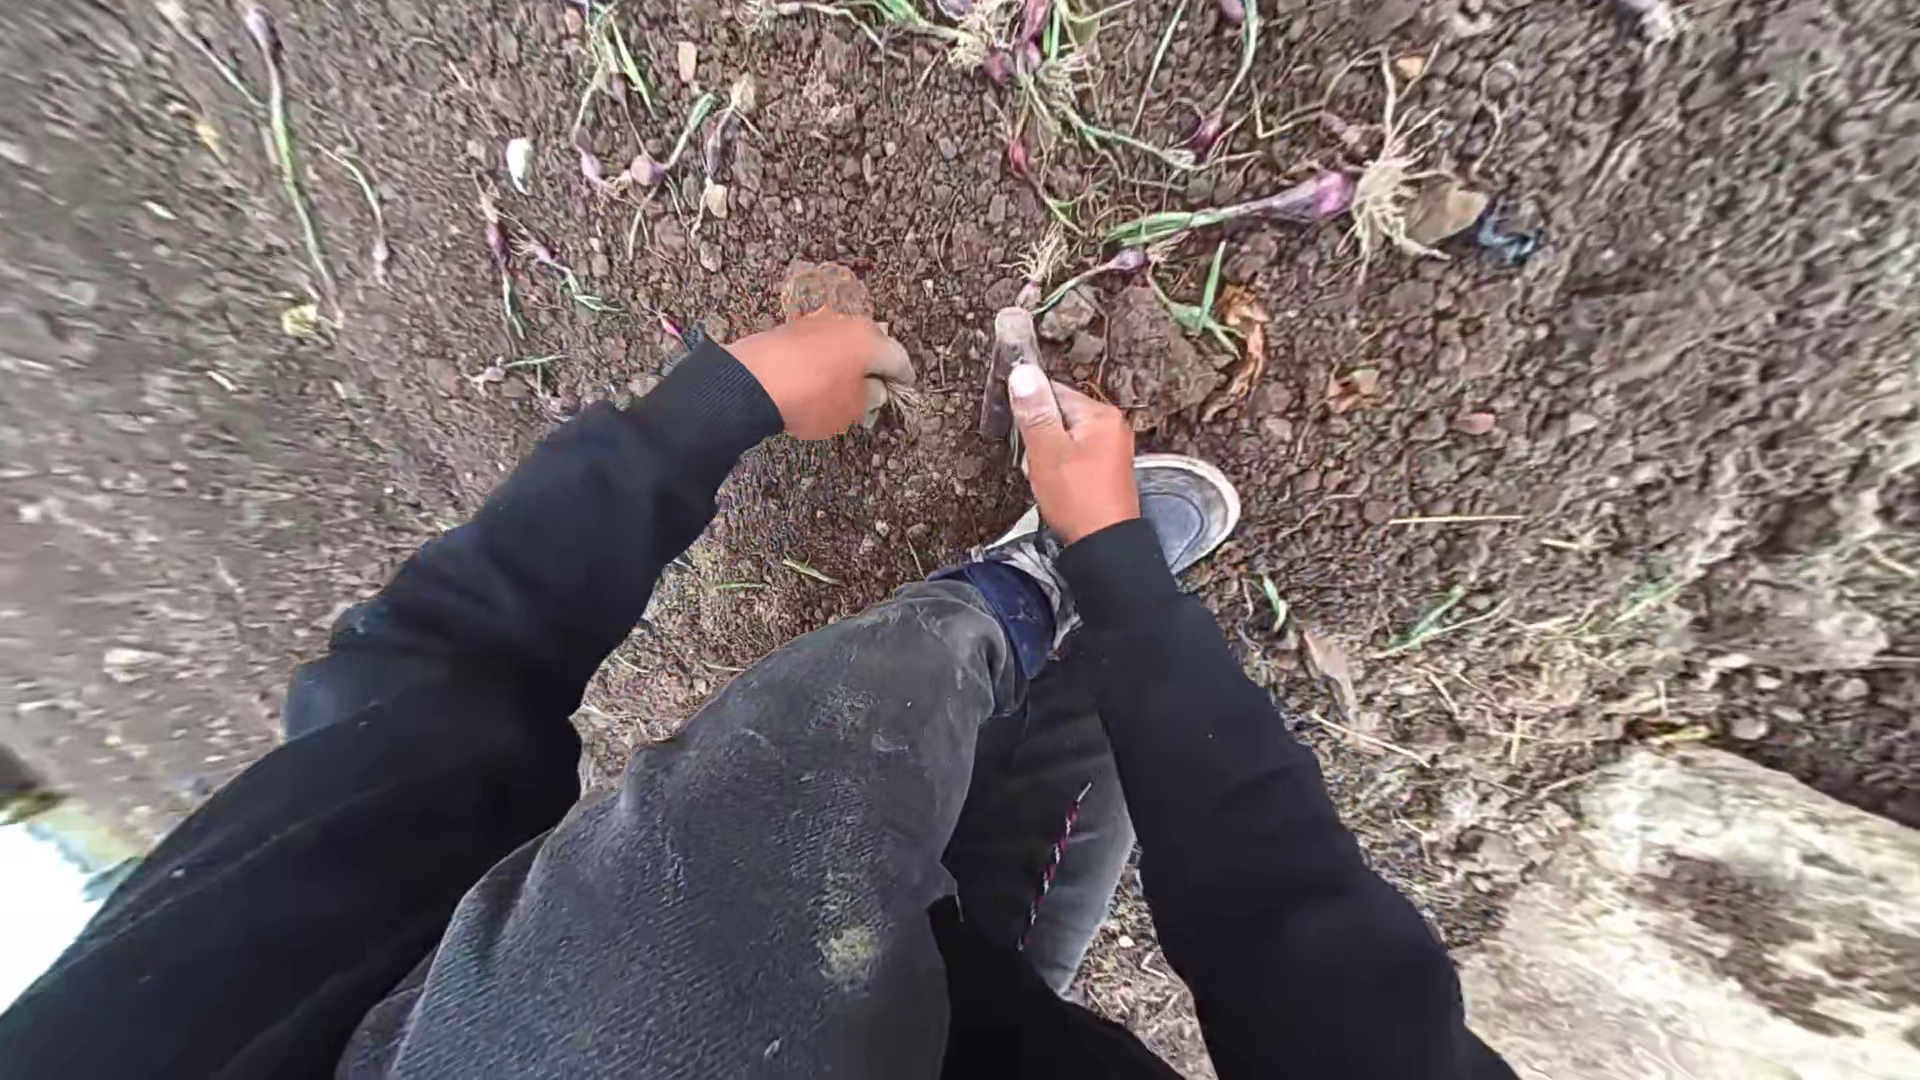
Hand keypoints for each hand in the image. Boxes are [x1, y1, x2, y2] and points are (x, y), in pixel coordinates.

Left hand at [728, 314, 913, 438]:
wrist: (751, 384)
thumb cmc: (809, 397)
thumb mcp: (852, 409)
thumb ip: (872, 397)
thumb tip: (875, 389)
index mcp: (869, 339)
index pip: (898, 359)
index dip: (904, 379)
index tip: (904, 389)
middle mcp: (846, 323)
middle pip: (872, 345)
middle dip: (875, 367)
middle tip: (875, 392)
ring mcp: (816, 322)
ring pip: (844, 343)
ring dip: (849, 363)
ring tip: (844, 390)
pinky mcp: (792, 329)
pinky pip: (819, 345)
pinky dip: (825, 361)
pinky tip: (818, 382)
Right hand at [1009, 363, 1138, 543]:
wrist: (1104, 545)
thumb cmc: (1077, 499)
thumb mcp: (1047, 451)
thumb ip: (1035, 411)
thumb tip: (1023, 371)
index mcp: (1101, 415)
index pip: (1054, 393)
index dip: (1032, 413)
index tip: (1024, 434)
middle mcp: (1111, 427)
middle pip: (1059, 417)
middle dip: (1040, 439)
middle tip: (1039, 463)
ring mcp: (1111, 450)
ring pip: (1064, 440)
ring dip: (1047, 456)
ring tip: (1048, 479)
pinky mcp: (1106, 470)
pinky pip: (1074, 457)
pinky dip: (1060, 469)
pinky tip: (1057, 487)